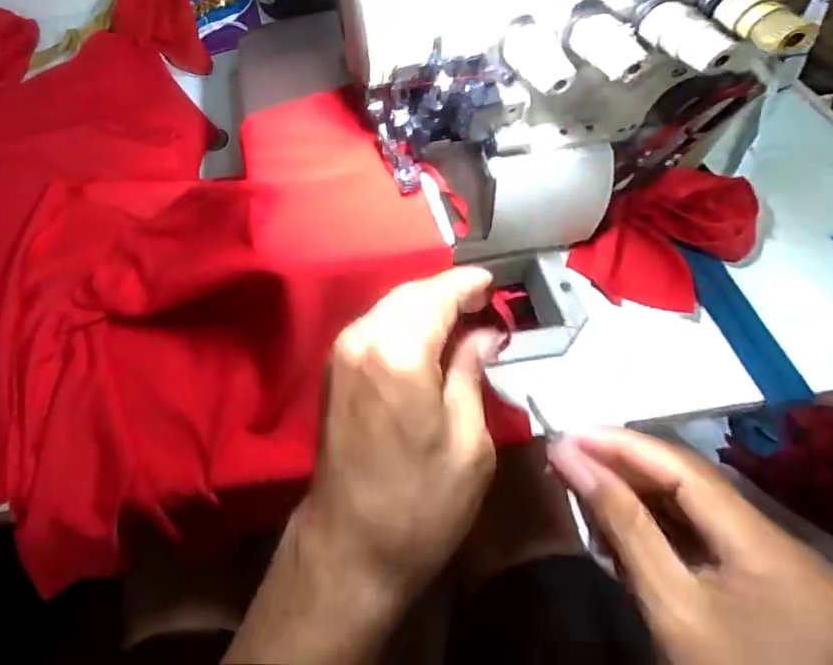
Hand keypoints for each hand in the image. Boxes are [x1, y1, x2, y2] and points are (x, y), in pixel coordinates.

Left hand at [225, 267, 503, 663]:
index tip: (497, 285)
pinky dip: (406, 320)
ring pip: (393, 304)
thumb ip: (472, 372)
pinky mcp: (335, 364)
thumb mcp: (468, 443)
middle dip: (450, 292)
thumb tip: (486, 333)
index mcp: (399, 353)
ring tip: (464, 321)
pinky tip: (430, 338)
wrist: (349, 547)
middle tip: (486, 308)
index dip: (470, 285)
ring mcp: (343, 349)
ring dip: (427, 304)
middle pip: (413, 292)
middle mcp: (364, 337)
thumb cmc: (420, 503)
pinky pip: (377, 322)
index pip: (439, 293)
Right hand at [549, 429, 832, 664]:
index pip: (688, 471)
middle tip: (572, 459)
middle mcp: (793, 548)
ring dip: (647, 497)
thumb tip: (572, 459)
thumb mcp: (671, 612)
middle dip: (632, 469)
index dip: (626, 446)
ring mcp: (793, 573)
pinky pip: (718, 545)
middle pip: (699, 488)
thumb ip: (625, 527)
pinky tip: (629, 524)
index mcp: (775, 549)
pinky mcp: (782, 594)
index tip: (570, 434)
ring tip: (589, 485)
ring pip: (707, 514)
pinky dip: (671, 531)